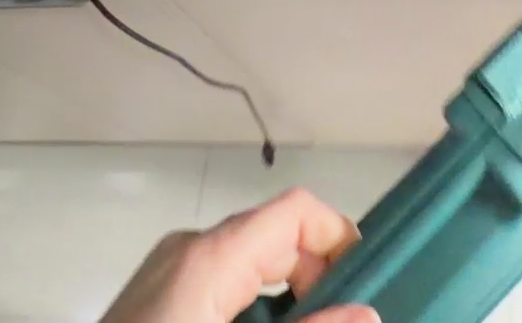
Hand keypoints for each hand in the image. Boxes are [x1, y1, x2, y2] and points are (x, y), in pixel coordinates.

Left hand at [103, 188, 376, 322]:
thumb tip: (367, 312)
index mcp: (209, 257)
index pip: (295, 210)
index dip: (338, 237)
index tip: (363, 286)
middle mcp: (187, 249)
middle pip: (273, 237)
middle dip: (317, 277)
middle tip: (342, 321)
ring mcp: (165, 272)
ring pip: (248, 264)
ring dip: (285, 297)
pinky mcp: (153, 297)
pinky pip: (219, 284)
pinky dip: (250, 307)